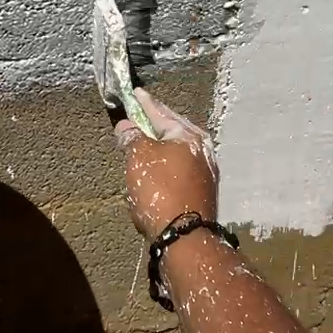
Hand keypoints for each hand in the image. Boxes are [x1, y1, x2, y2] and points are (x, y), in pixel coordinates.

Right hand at [114, 88, 218, 239]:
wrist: (185, 240)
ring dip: (162, 142)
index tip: (135, 92)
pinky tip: (158, 165)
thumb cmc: (160, 190)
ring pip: (178, 148)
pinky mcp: (203, 191)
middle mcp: (202, 148)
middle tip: (140, 113)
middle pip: (173, 128)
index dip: (144, 101)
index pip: (160, 111)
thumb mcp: (138, 158)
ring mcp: (205, 171)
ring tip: (146, 139)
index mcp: (187, 134)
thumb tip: (126, 126)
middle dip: (156, 120)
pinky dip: (167, 160)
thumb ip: (131, 137)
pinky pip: (181, 165)